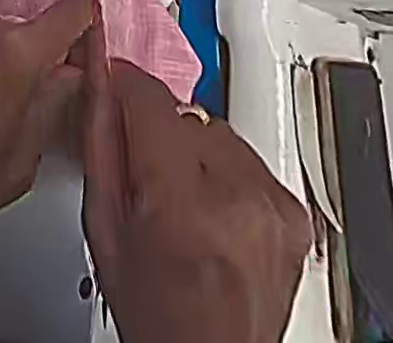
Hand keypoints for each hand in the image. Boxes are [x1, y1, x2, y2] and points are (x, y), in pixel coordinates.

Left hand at [0, 0, 94, 302]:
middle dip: (46, 56)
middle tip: (40, 97)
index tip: (103, 19)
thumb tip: (71, 76)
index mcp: (17, 53)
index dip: (96, 10)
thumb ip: (54, 105)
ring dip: (9, 59)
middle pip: (37, 27)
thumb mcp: (19, 162)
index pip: (76, 6)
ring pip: (5, 34)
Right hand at [83, 57, 311, 342]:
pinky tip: (216, 209)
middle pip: (185, 114)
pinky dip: (228, 171)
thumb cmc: (156, 314)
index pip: (152, 100)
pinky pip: (249, 156)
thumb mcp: (105, 230)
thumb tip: (100, 83)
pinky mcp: (293, 210)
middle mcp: (234, 198)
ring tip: (186, 199)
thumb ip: (99, 143)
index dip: (128, 83)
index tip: (116, 78)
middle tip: (150, 175)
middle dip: (159, 131)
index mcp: (179, 206)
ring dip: (195, 150)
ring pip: (217, 130)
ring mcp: (270, 204)